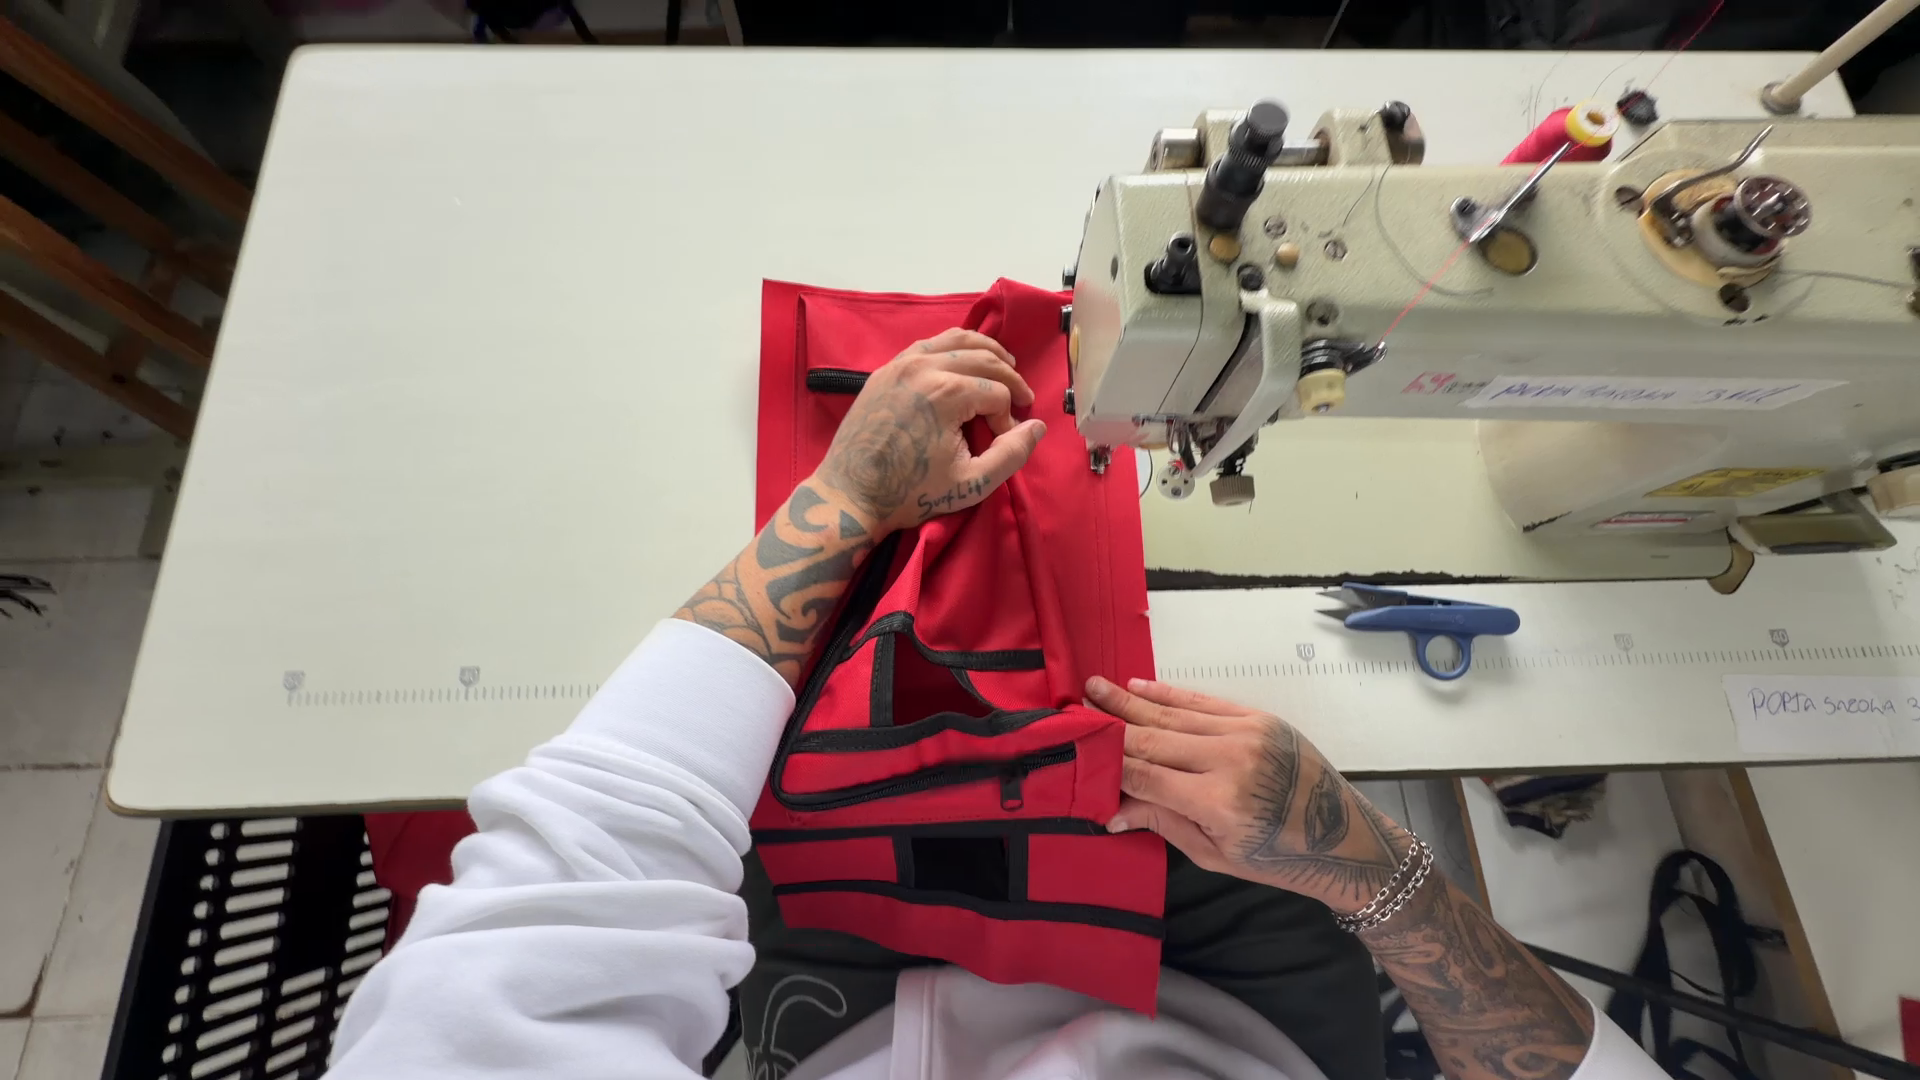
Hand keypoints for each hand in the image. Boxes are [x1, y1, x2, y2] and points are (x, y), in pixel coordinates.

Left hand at [812, 328, 1046, 535]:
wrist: (852, 495)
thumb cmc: (911, 494)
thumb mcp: (971, 484)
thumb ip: (1011, 455)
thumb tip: (1037, 426)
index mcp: (947, 392)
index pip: (997, 392)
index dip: (1009, 417)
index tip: (1004, 439)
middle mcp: (924, 366)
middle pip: (983, 358)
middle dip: (1008, 378)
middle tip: (1022, 398)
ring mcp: (901, 363)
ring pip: (956, 340)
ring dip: (986, 352)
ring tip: (1005, 366)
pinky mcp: (885, 369)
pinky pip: (928, 344)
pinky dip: (954, 348)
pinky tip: (964, 362)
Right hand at [1086, 675, 1413, 915]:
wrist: (1345, 838)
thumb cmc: (1276, 859)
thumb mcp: (1215, 854)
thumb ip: (1162, 822)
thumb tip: (1110, 810)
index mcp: (1217, 803)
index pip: (1144, 776)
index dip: (1106, 765)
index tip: (1075, 752)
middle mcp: (1228, 761)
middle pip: (1152, 739)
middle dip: (1109, 726)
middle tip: (1073, 711)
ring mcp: (1244, 733)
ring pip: (1172, 714)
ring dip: (1129, 701)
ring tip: (1095, 687)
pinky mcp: (1257, 718)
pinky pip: (1202, 702)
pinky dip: (1167, 694)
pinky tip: (1139, 686)